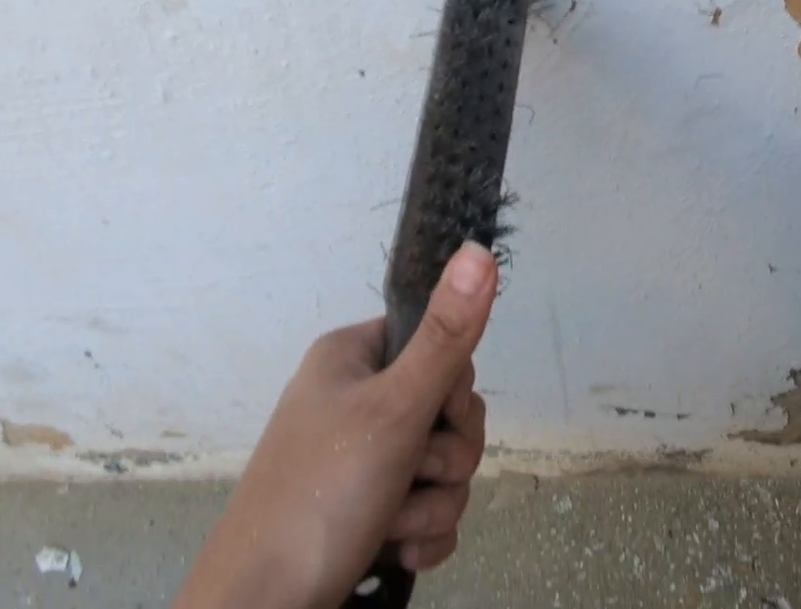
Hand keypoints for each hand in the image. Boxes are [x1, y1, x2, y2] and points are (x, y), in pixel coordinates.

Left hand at [174, 243, 497, 608]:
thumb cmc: (322, 495)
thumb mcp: (394, 407)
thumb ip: (446, 334)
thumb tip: (479, 248)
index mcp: (353, 357)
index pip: (436, 341)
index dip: (451, 383)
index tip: (434, 411)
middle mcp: (356, 400)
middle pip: (450, 408)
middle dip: (445, 454)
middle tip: (411, 473)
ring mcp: (361, 458)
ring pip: (444, 462)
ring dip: (433, 500)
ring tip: (393, 524)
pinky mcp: (369, 509)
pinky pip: (430, 506)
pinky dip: (424, 530)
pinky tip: (399, 551)